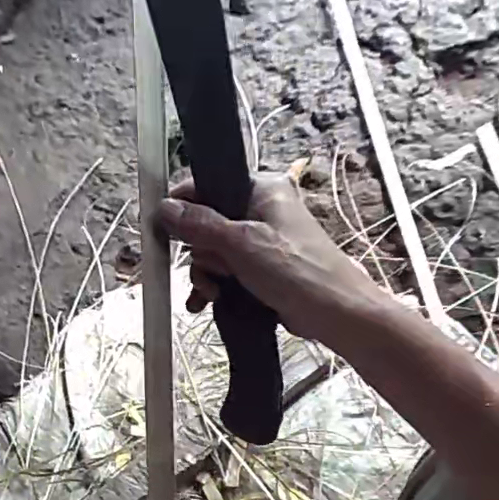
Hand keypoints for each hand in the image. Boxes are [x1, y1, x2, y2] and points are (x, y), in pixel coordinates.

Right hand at [158, 173, 390, 342]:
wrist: (335, 313)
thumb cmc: (296, 270)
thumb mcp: (241, 242)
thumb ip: (200, 225)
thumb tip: (164, 208)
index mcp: (262, 189)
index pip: (208, 186)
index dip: (182, 207)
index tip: (163, 229)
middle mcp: (262, 211)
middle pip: (207, 223)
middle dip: (200, 252)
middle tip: (211, 270)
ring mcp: (263, 243)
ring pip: (215, 252)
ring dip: (206, 274)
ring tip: (211, 294)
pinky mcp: (264, 271)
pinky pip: (228, 273)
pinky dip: (216, 286)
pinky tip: (206, 303)